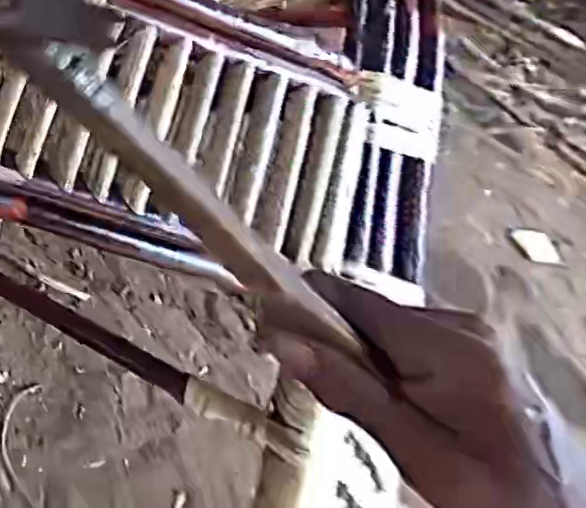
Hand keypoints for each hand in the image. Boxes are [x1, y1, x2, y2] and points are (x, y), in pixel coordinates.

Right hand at [260, 273, 564, 507]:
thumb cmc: (502, 494)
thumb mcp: (419, 453)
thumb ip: (348, 391)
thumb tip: (277, 340)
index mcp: (447, 344)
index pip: (336, 293)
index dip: (298, 313)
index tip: (281, 343)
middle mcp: (462, 327)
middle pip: (353, 308)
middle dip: (333, 344)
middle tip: (340, 392)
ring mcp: (474, 337)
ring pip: (372, 324)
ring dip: (357, 356)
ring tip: (378, 404)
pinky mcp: (476, 350)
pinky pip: (398, 336)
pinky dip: (383, 362)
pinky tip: (401, 401)